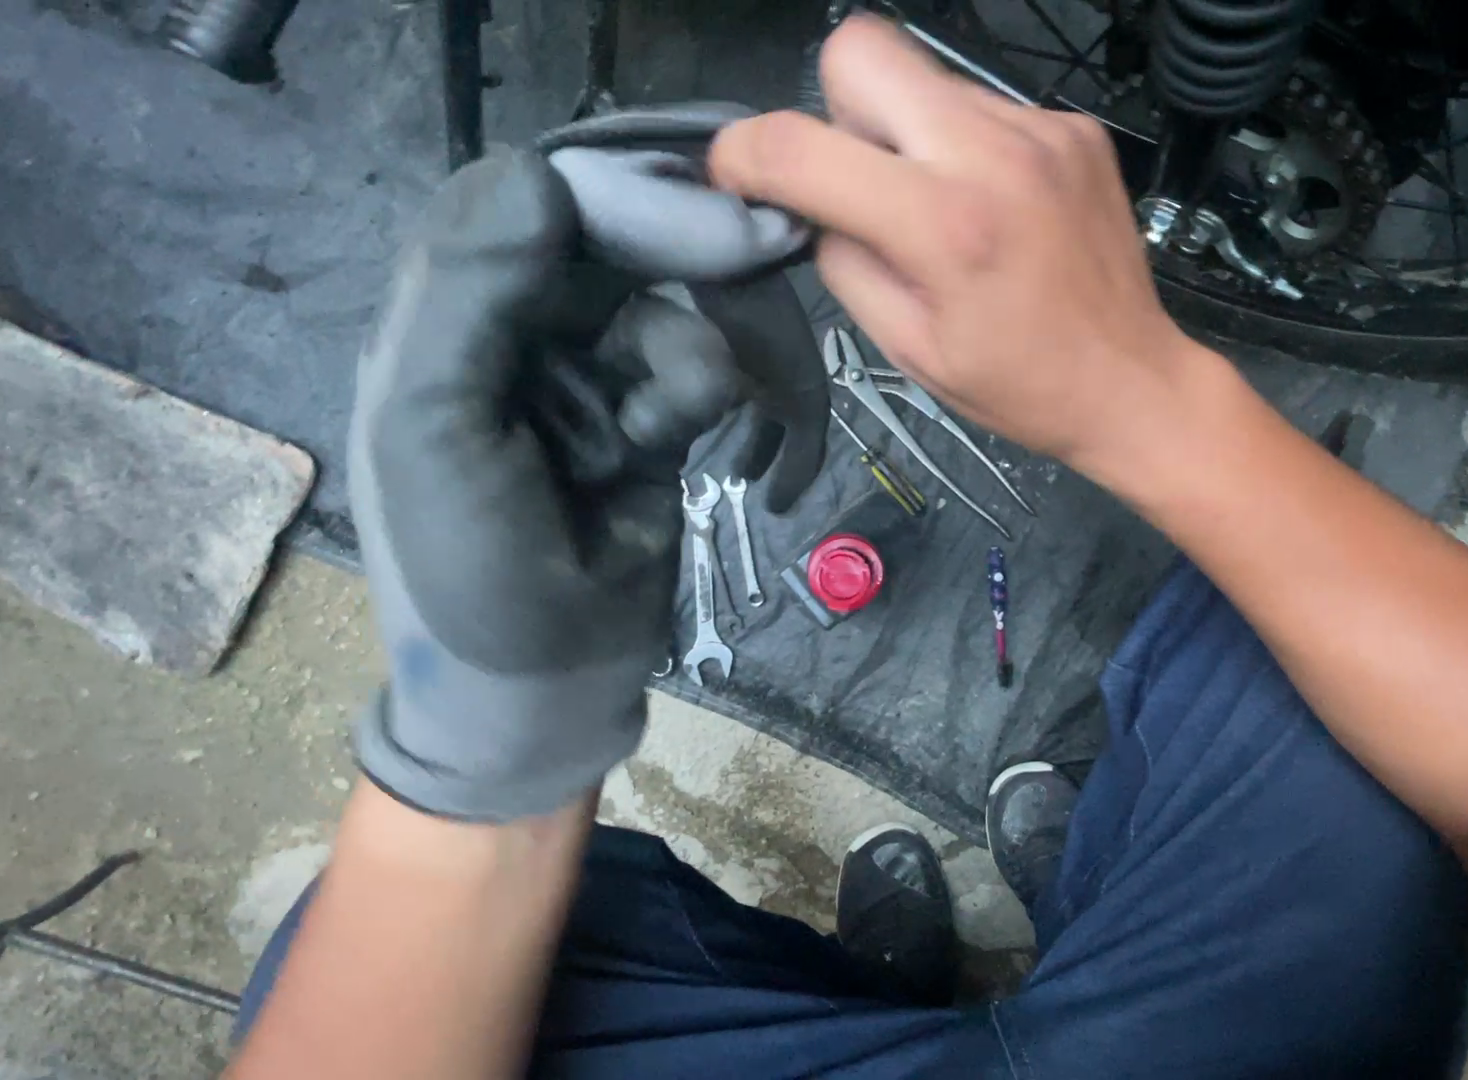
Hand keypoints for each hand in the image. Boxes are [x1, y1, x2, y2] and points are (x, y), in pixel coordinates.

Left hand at [351, 126, 803, 821]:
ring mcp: (591, 383)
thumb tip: (540, 171)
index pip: (514, 211)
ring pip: (660, 317)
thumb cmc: (471, 569)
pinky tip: (678, 437)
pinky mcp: (652, 422)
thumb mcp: (436, 428)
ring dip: (680, 359)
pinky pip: (691, 374)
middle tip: (749, 255)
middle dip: (667, 261)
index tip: (678, 202)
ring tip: (668, 424)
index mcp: (441, 326)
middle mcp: (517, 340)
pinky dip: (696, 394)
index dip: (594, 195)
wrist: (547, 686)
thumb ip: (469, 295)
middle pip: (603, 252)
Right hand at [709, 16, 1212, 474]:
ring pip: (926, 81)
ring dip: (910, 138)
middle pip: (861, 51)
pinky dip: (968, 150)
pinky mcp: (1076, 128)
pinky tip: (997, 209)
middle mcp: (992, 152)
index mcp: (943, 226)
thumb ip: (844, 265)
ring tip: (946, 213)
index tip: (739, 176)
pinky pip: (984, 108)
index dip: (744, 154)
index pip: (802, 146)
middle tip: (864, 188)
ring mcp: (1043, 129)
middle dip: (837, 114)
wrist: (1131, 382)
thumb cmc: (1019, 386)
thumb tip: (812, 209)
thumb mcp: (911, 349)